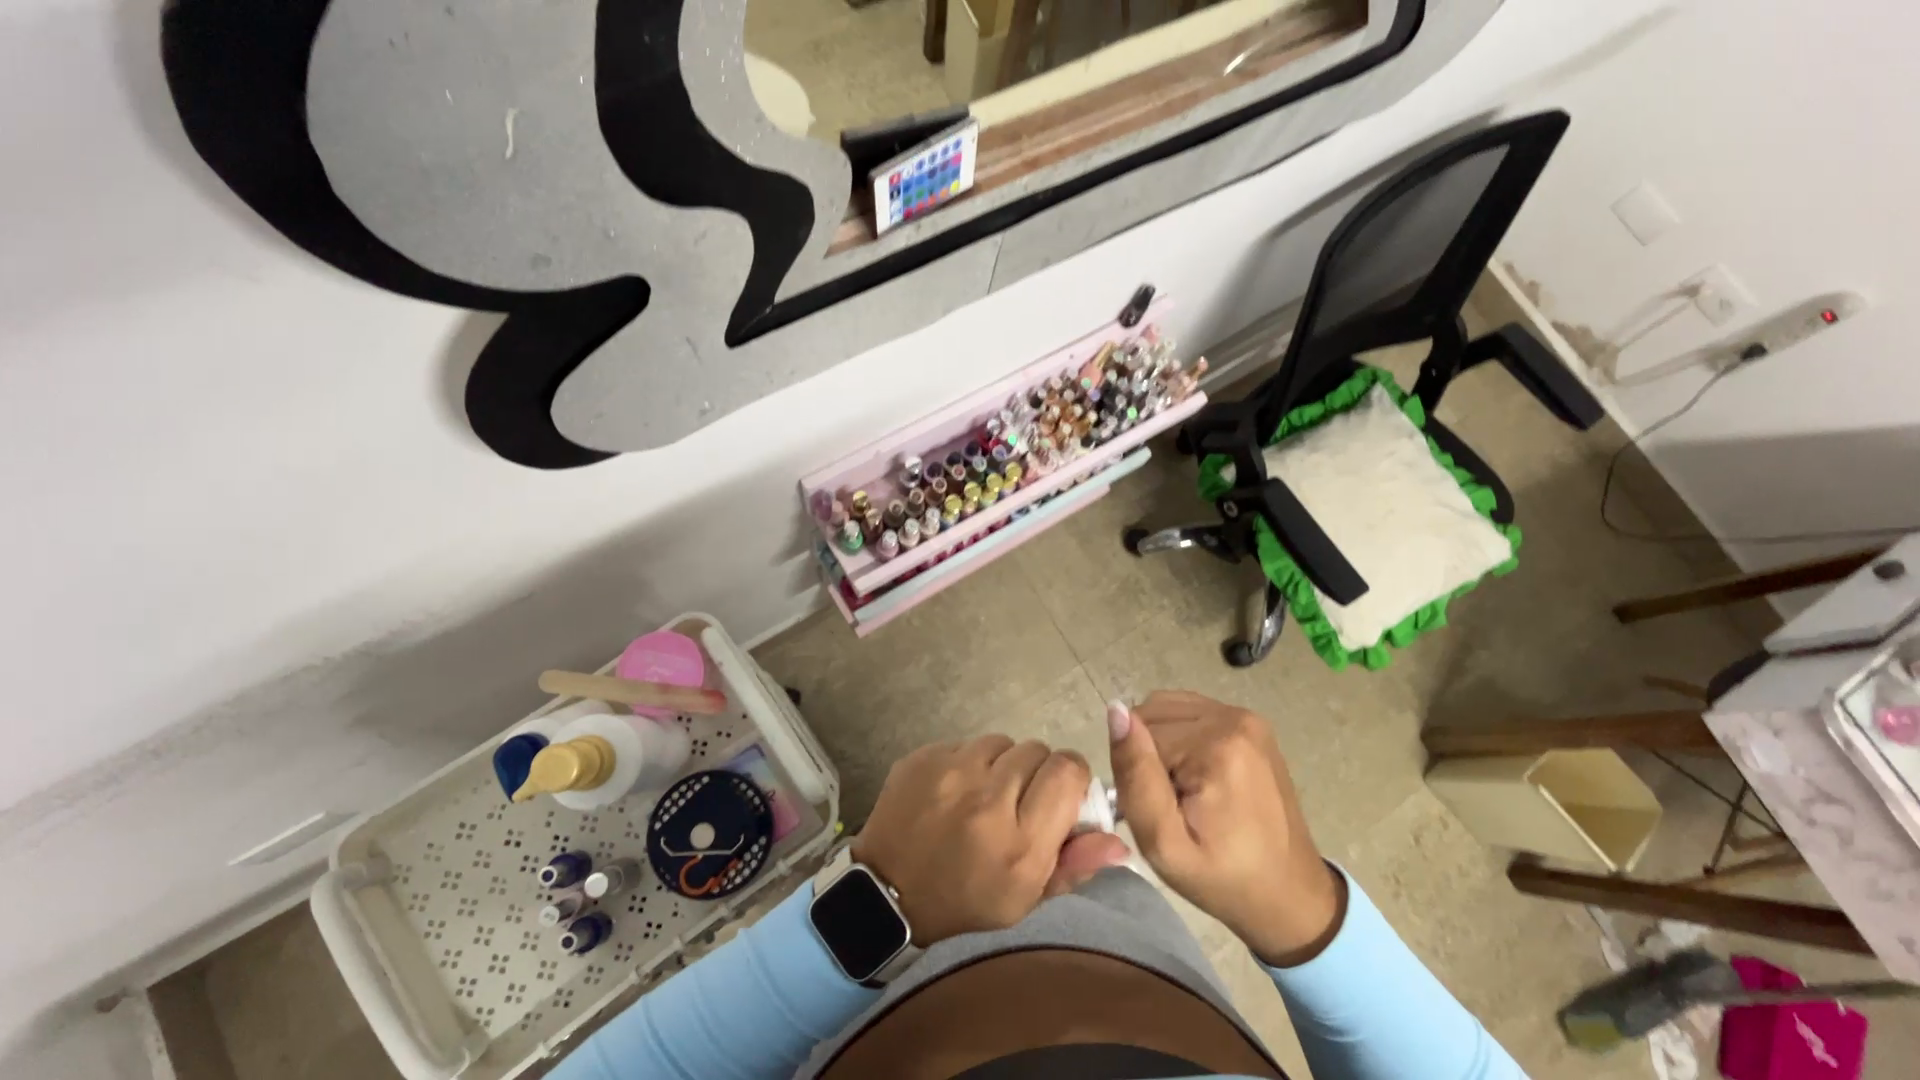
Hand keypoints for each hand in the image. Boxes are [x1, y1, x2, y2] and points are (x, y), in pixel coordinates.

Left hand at [854, 735, 1091, 945]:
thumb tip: (1119, 840)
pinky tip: (956, 792)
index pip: (1068, 770)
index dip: (1071, 778)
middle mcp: (988, 797)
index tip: (1060, 796)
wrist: (887, 895)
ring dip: (1002, 764)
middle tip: (1020, 800)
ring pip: (1001, 743)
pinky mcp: (923, 758)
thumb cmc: (966, 901)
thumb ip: (1075, 865)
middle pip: (1037, 750)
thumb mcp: (1026, 899)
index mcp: (1020, 840)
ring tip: (986, 794)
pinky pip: (964, 744)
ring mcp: (950, 772)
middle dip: (1037, 772)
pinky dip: (968, 763)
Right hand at [1107, 691, 1345, 966]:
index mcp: (1216, 744)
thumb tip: (1116, 712)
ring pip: (1167, 710)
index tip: (1158, 812)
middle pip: (1152, 716)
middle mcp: (1234, 717)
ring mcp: (1247, 717)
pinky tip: (1196, 778)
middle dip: (1148, 756)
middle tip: (1169, 806)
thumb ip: (1135, 775)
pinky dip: (1180, 740)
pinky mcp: (1252, 724)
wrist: (1288, 893)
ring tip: (1183, 793)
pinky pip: (1190, 714)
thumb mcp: (1164, 843)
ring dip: (1162, 746)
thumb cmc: (1222, 878)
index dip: (1135, 773)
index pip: (1138, 733)